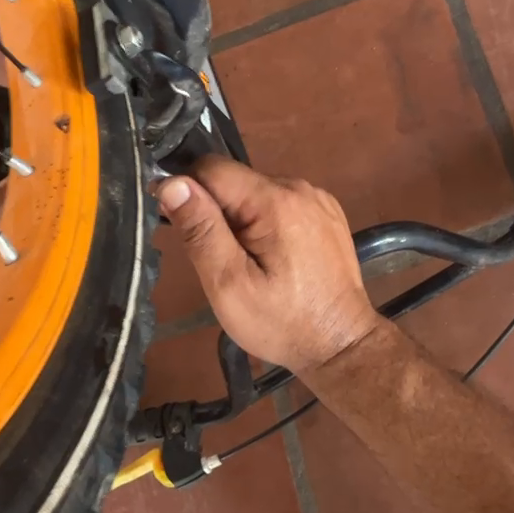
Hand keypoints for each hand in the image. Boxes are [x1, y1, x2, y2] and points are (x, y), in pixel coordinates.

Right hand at [156, 157, 383, 373]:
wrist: (341, 343)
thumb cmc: (282, 323)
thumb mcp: (230, 285)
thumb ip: (201, 231)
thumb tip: (172, 184)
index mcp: (276, 201)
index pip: (212, 168)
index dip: (188, 193)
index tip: (184, 230)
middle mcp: (299, 187)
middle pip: (235, 180)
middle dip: (217, 214)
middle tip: (223, 261)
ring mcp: (317, 197)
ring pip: (255, 192)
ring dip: (241, 220)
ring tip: (250, 265)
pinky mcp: (326, 211)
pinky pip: (279, 203)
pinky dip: (265, 223)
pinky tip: (274, 259)